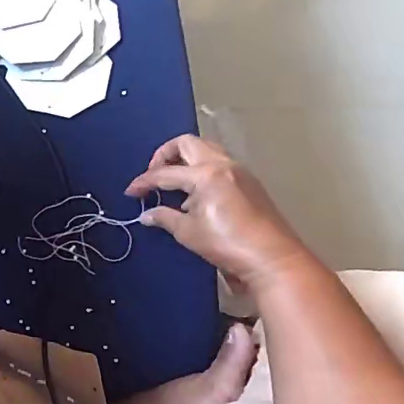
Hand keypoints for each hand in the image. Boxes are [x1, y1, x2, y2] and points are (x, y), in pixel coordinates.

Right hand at [125, 134, 311, 289]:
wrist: (273, 259)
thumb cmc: (227, 244)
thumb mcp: (188, 232)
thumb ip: (164, 217)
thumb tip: (147, 214)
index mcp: (205, 174)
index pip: (164, 173)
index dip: (143, 182)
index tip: (131, 193)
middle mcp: (223, 165)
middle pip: (187, 144)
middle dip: (165, 155)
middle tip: (154, 176)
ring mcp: (239, 172)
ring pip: (206, 151)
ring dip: (185, 161)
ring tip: (174, 185)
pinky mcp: (249, 183)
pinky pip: (219, 165)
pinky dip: (201, 171)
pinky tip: (196, 196)